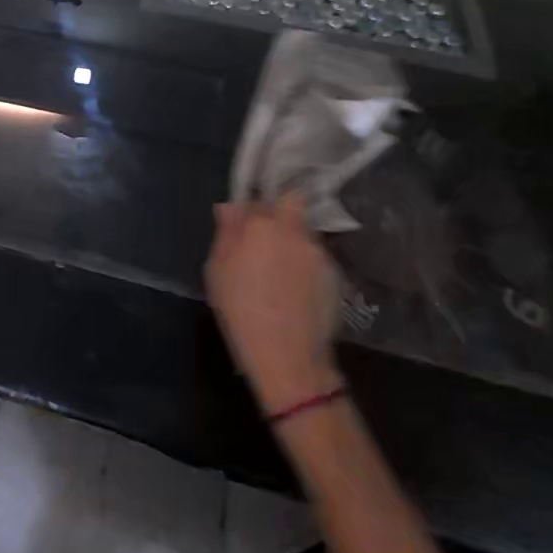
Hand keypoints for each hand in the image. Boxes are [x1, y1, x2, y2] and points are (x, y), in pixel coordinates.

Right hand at [206, 191, 343, 410]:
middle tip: (263, 242)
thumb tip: (230, 207)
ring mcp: (320, 255)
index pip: (265, 196)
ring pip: (304, 234)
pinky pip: (315, 260)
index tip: (245, 221)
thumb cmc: (240, 310)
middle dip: (280, 215)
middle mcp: (296, 232)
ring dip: (291, 243)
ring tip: (277, 273)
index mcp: (263, 226)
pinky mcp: (336, 278)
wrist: (287, 356)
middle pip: (293, 207)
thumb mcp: (217, 270)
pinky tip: (292, 292)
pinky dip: (304, 267)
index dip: (256, 205)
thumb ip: (226, 233)